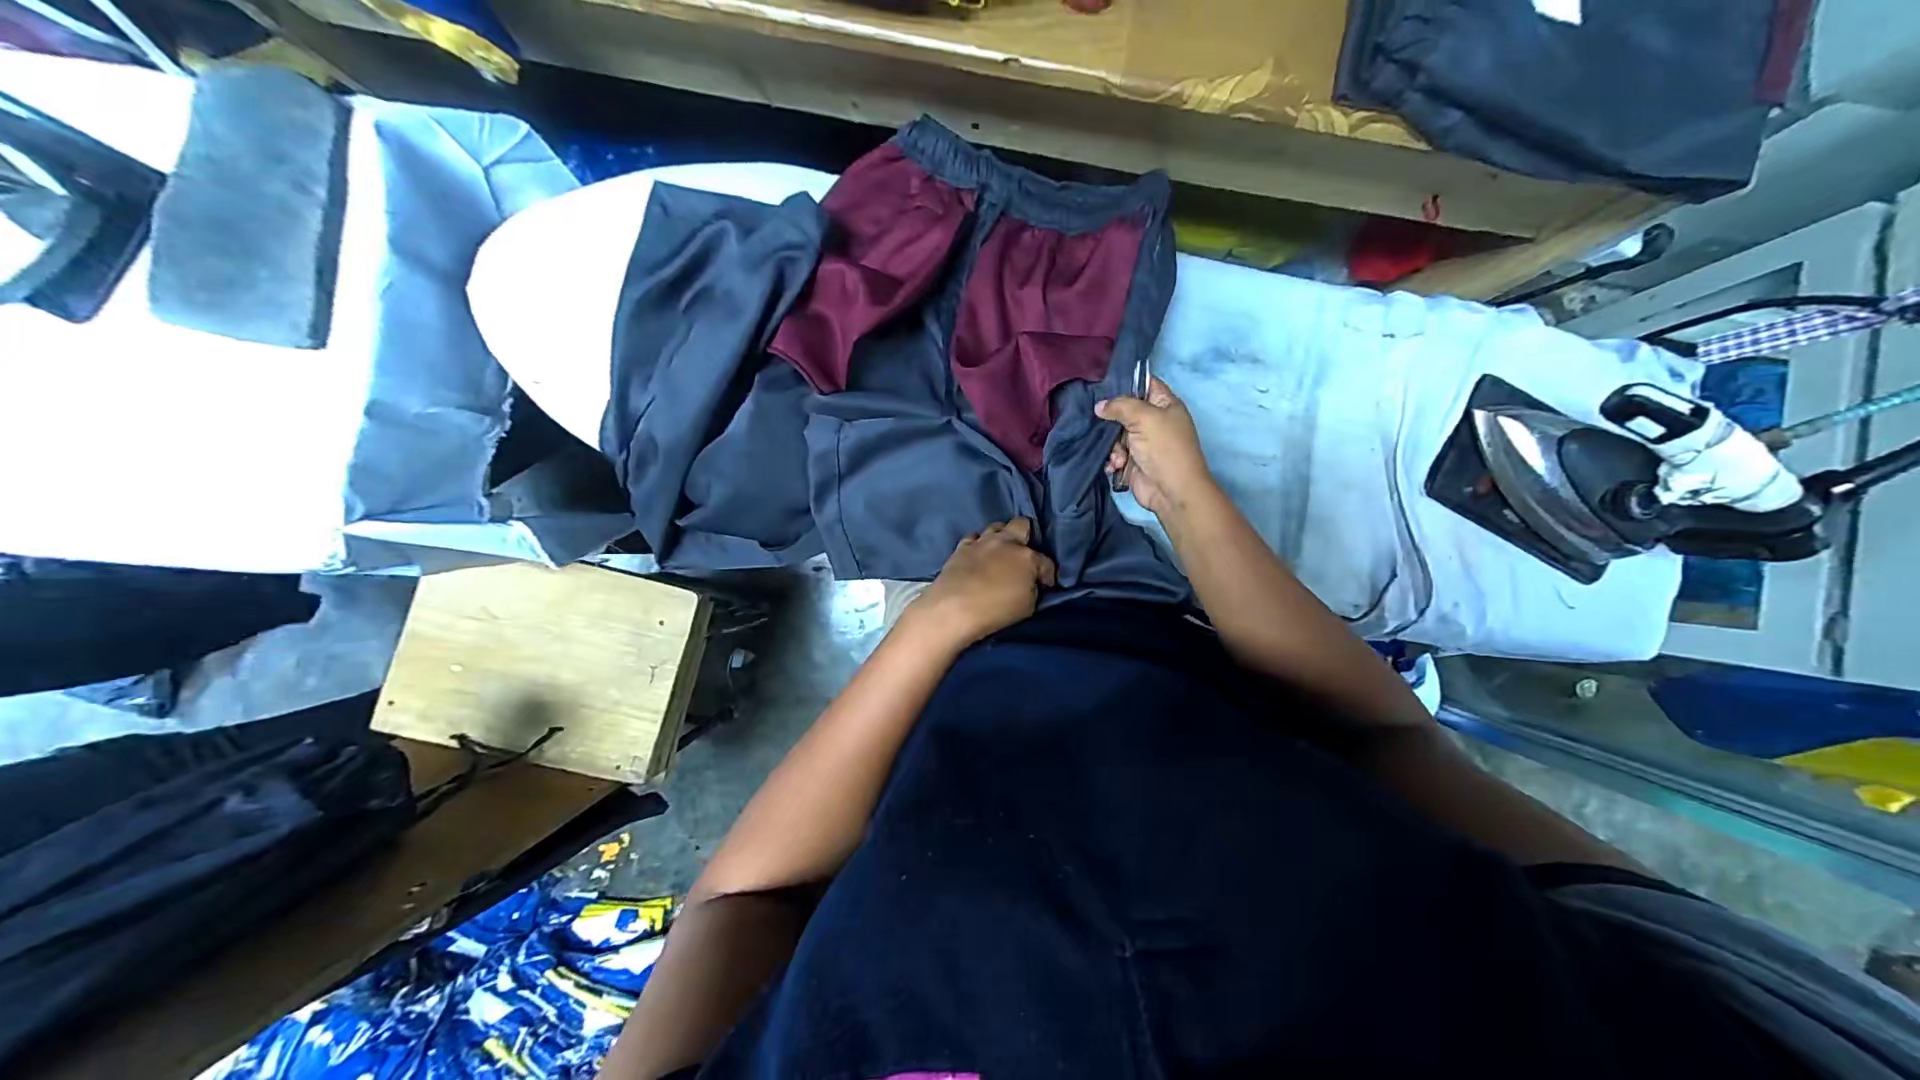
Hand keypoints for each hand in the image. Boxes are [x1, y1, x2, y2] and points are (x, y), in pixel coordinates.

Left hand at [903, 517, 1056, 648]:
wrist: (954, 608)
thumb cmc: (996, 610)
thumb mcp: (1027, 606)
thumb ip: (1032, 589)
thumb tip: (1031, 583)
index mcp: (1027, 557)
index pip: (1046, 562)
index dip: (1048, 574)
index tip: (1046, 584)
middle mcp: (1006, 542)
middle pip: (1021, 524)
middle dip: (1026, 535)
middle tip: (1024, 553)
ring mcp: (982, 542)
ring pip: (996, 526)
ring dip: (1001, 536)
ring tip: (1000, 551)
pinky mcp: (961, 547)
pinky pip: (973, 538)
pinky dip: (978, 544)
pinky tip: (978, 555)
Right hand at [1096, 376, 1214, 516]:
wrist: (1172, 490)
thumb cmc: (1164, 448)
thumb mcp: (1144, 418)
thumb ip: (1120, 406)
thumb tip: (1099, 406)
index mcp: (1165, 404)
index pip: (1145, 383)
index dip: (1126, 381)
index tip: (1102, 384)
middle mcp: (1154, 420)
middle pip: (1125, 410)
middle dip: (1111, 417)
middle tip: (1099, 420)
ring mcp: (1143, 442)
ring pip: (1116, 433)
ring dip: (1112, 445)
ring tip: (1118, 456)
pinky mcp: (1134, 460)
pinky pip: (1115, 453)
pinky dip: (1113, 459)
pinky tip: (1115, 466)